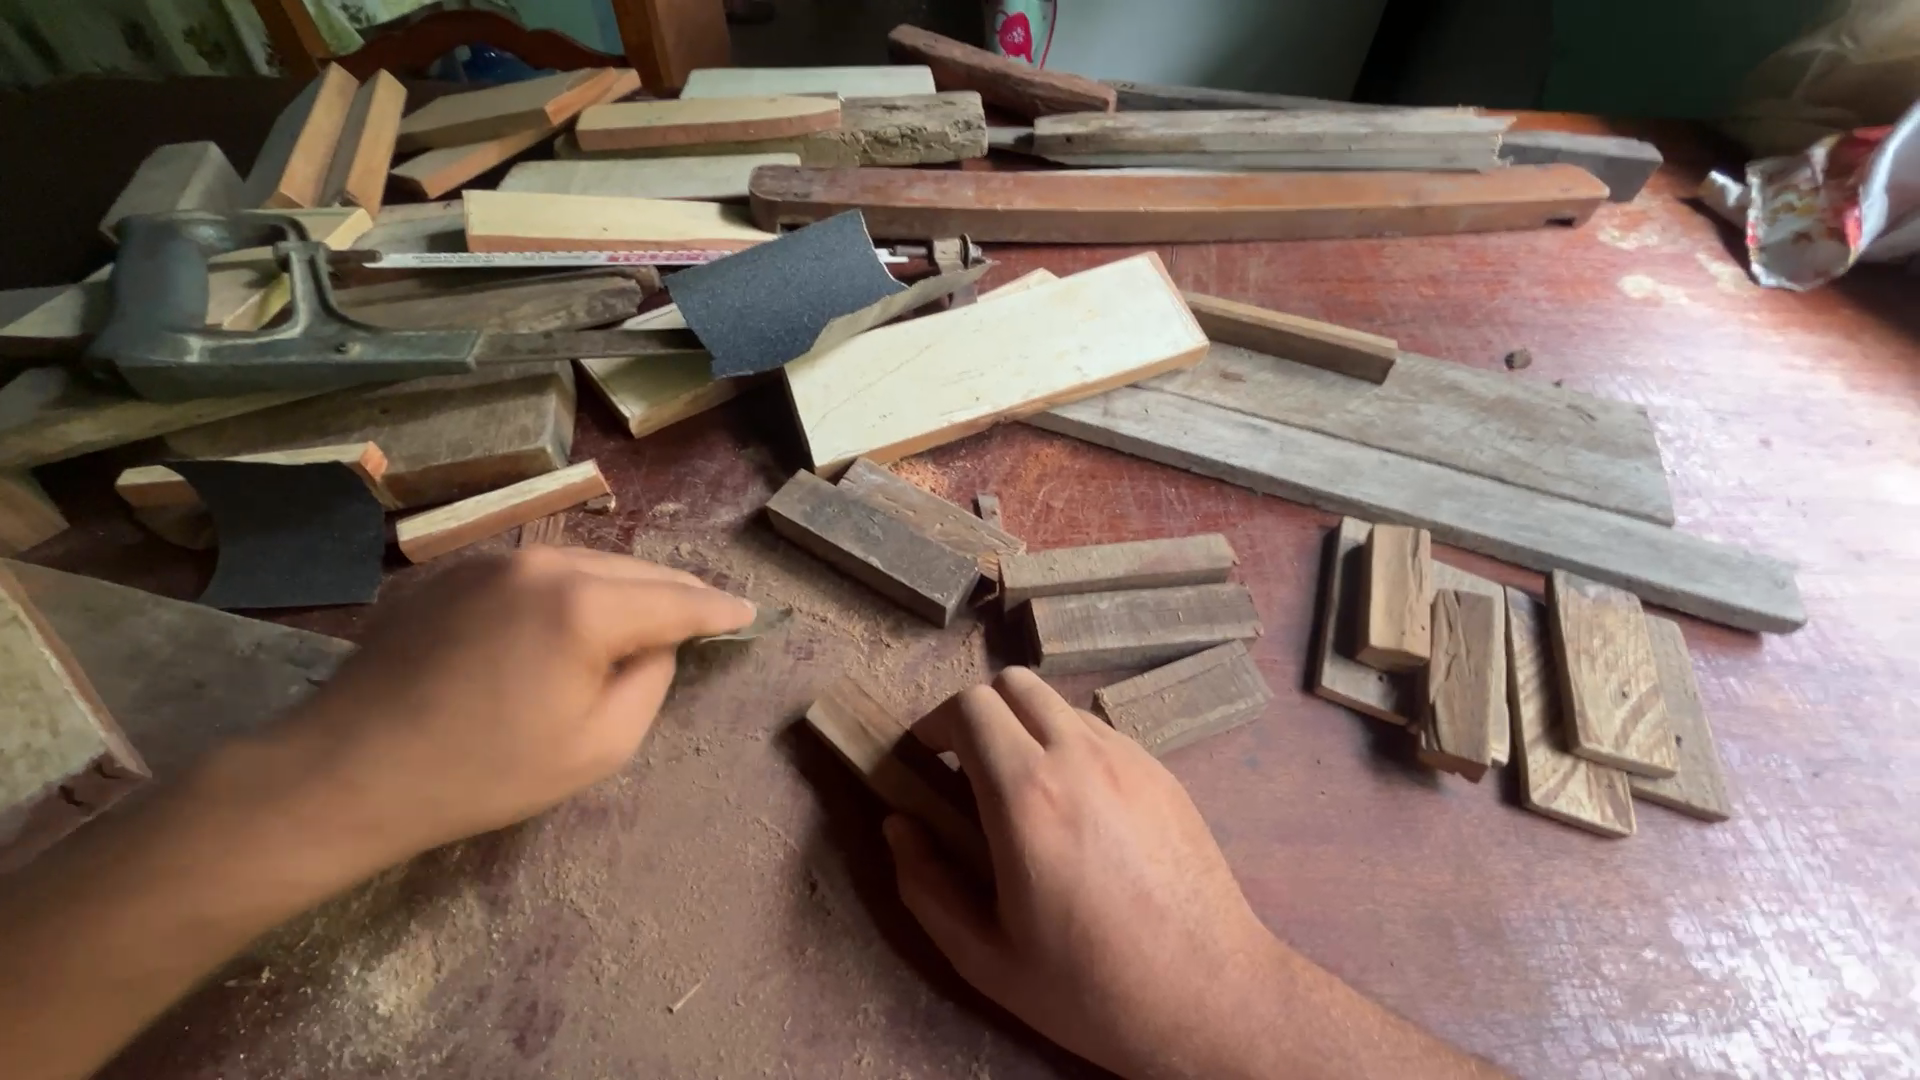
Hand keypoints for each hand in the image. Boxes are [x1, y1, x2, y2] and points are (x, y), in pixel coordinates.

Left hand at [281, 547, 754, 869]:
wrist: (344, 772)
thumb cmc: (484, 772)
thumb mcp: (599, 745)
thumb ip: (650, 681)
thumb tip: (657, 643)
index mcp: (586, 608)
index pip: (677, 601)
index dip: (719, 609)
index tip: (749, 613)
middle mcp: (547, 564)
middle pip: (639, 570)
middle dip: (679, 591)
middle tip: (710, 611)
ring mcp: (496, 560)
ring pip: (593, 562)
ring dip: (629, 586)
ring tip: (651, 611)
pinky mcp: (459, 570)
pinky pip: (545, 570)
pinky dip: (579, 586)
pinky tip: (580, 612)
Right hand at [883, 668, 1283, 1079]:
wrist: (1211, 995)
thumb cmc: (1091, 986)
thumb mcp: (985, 956)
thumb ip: (926, 885)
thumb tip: (898, 825)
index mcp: (1027, 795)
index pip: (969, 706)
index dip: (935, 723)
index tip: (926, 758)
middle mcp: (1077, 756)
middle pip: (1012, 683)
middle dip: (976, 711)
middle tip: (967, 763)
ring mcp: (1126, 756)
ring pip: (1056, 701)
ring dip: (1024, 725)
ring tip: (1022, 784)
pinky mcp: (1160, 768)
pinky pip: (1096, 729)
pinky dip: (1067, 742)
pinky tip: (1075, 802)